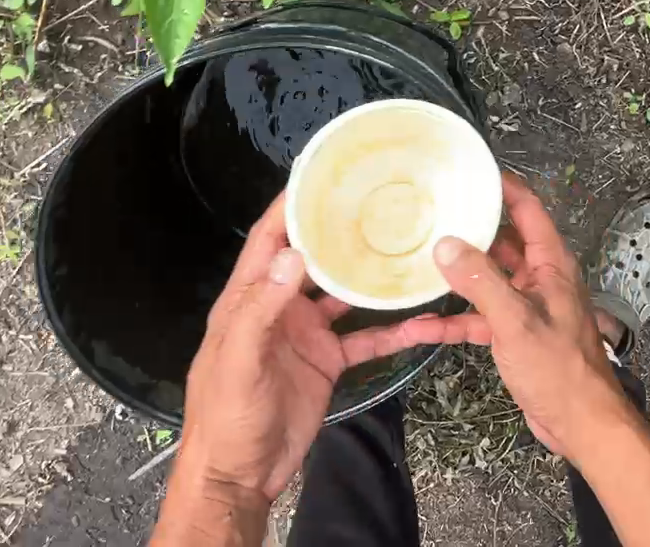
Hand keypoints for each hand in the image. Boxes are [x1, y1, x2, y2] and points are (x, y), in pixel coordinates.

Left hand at [153, 194, 437, 544]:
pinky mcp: (328, 358)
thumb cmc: (226, 417)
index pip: (270, 237)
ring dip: (374, 274)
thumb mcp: (239, 362)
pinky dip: (393, 329)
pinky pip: (366, 336)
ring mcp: (307, 331)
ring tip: (410, 246)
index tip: (323, 173)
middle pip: (316, 256)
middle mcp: (281, 305)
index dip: (292, 204)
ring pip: (347, 292)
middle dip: (343, 229)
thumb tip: (294, 253)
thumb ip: (263, 309)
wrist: (240, 477)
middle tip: (382, 200)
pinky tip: (423, 320)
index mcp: (250, 297)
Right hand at [401, 173, 633, 457]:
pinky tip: (419, 327)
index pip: (527, 207)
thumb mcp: (515, 320)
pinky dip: (455, 320)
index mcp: (550, 260)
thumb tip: (445, 244)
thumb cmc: (556, 364)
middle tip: (431, 212)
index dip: (502, 185)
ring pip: (487, 278)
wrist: (579, 421)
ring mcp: (526, 303)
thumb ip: (480, 281)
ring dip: (457, 275)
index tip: (469, 170)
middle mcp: (539, 274)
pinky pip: (480, 317)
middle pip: (502, 240)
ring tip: (417, 259)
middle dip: (470, 228)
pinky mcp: (514, 332)